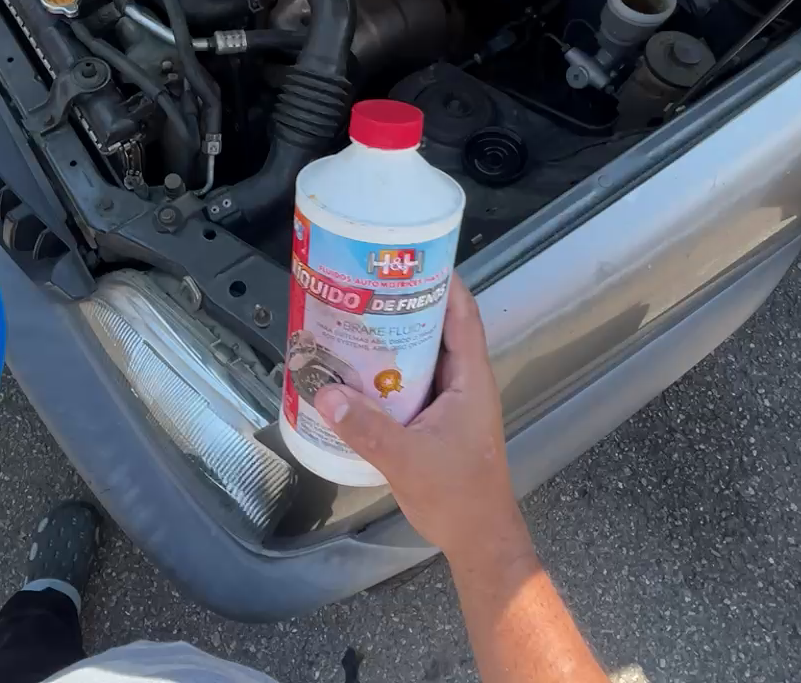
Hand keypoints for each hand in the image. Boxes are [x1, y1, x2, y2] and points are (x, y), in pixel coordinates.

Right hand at [312, 284, 526, 559]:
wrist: (478, 541)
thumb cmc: (458, 497)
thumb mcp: (408, 460)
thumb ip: (366, 428)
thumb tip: (323, 391)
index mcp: (471, 379)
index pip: (463, 315)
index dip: (442, 282)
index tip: (409, 259)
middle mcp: (463, 381)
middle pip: (438, 326)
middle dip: (405, 303)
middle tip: (365, 286)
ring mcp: (450, 399)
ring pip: (422, 353)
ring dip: (393, 335)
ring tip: (354, 318)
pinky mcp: (435, 417)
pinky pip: (410, 379)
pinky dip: (387, 367)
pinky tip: (355, 368)